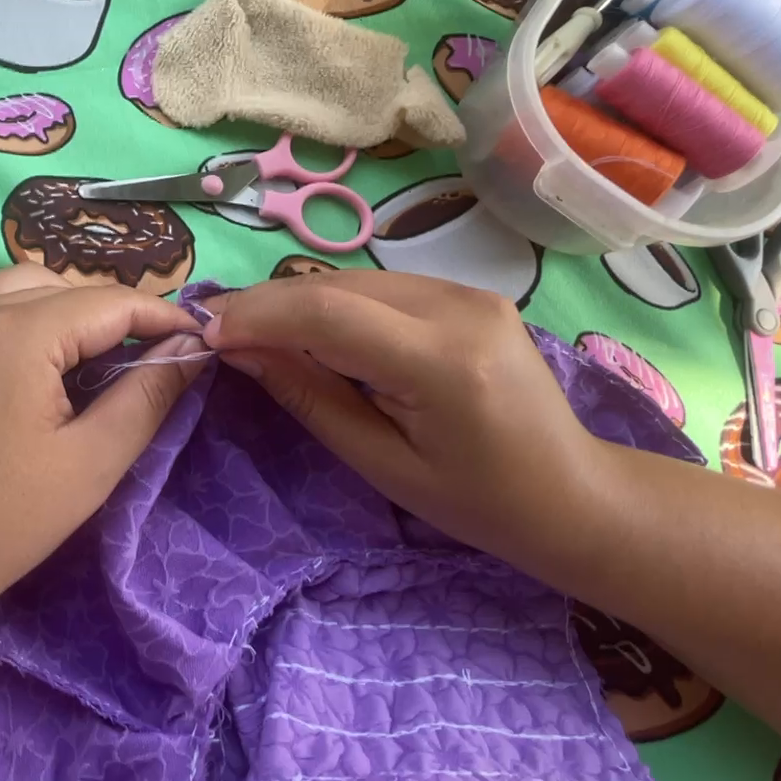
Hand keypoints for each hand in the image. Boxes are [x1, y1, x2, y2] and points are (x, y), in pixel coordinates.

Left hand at [0, 264, 206, 618]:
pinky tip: (7, 328)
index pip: (111, 302)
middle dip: (114, 316)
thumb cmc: (6, 520)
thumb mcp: (94, 462)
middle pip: (67, 287)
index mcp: (21, 333)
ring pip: (18, 280)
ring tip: (81, 353)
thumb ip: (148, 395)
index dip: (162, 315)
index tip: (196, 338)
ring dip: (60, 303)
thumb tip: (190, 345)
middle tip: (143, 361)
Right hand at [202, 271, 605, 554]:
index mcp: (443, 362)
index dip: (257, 316)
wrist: (576, 494)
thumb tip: (239, 348)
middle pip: (333, 285)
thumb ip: (307, 396)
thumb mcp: (380, 462)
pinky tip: (305, 329)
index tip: (205, 332)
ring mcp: (466, 291)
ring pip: (350, 278)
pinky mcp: (464, 290)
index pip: (327, 313)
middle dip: (265, 304)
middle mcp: (458, 307)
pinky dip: (329, 303)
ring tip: (248, 329)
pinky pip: (375, 286)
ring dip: (293, 301)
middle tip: (213, 327)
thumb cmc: (478, 502)